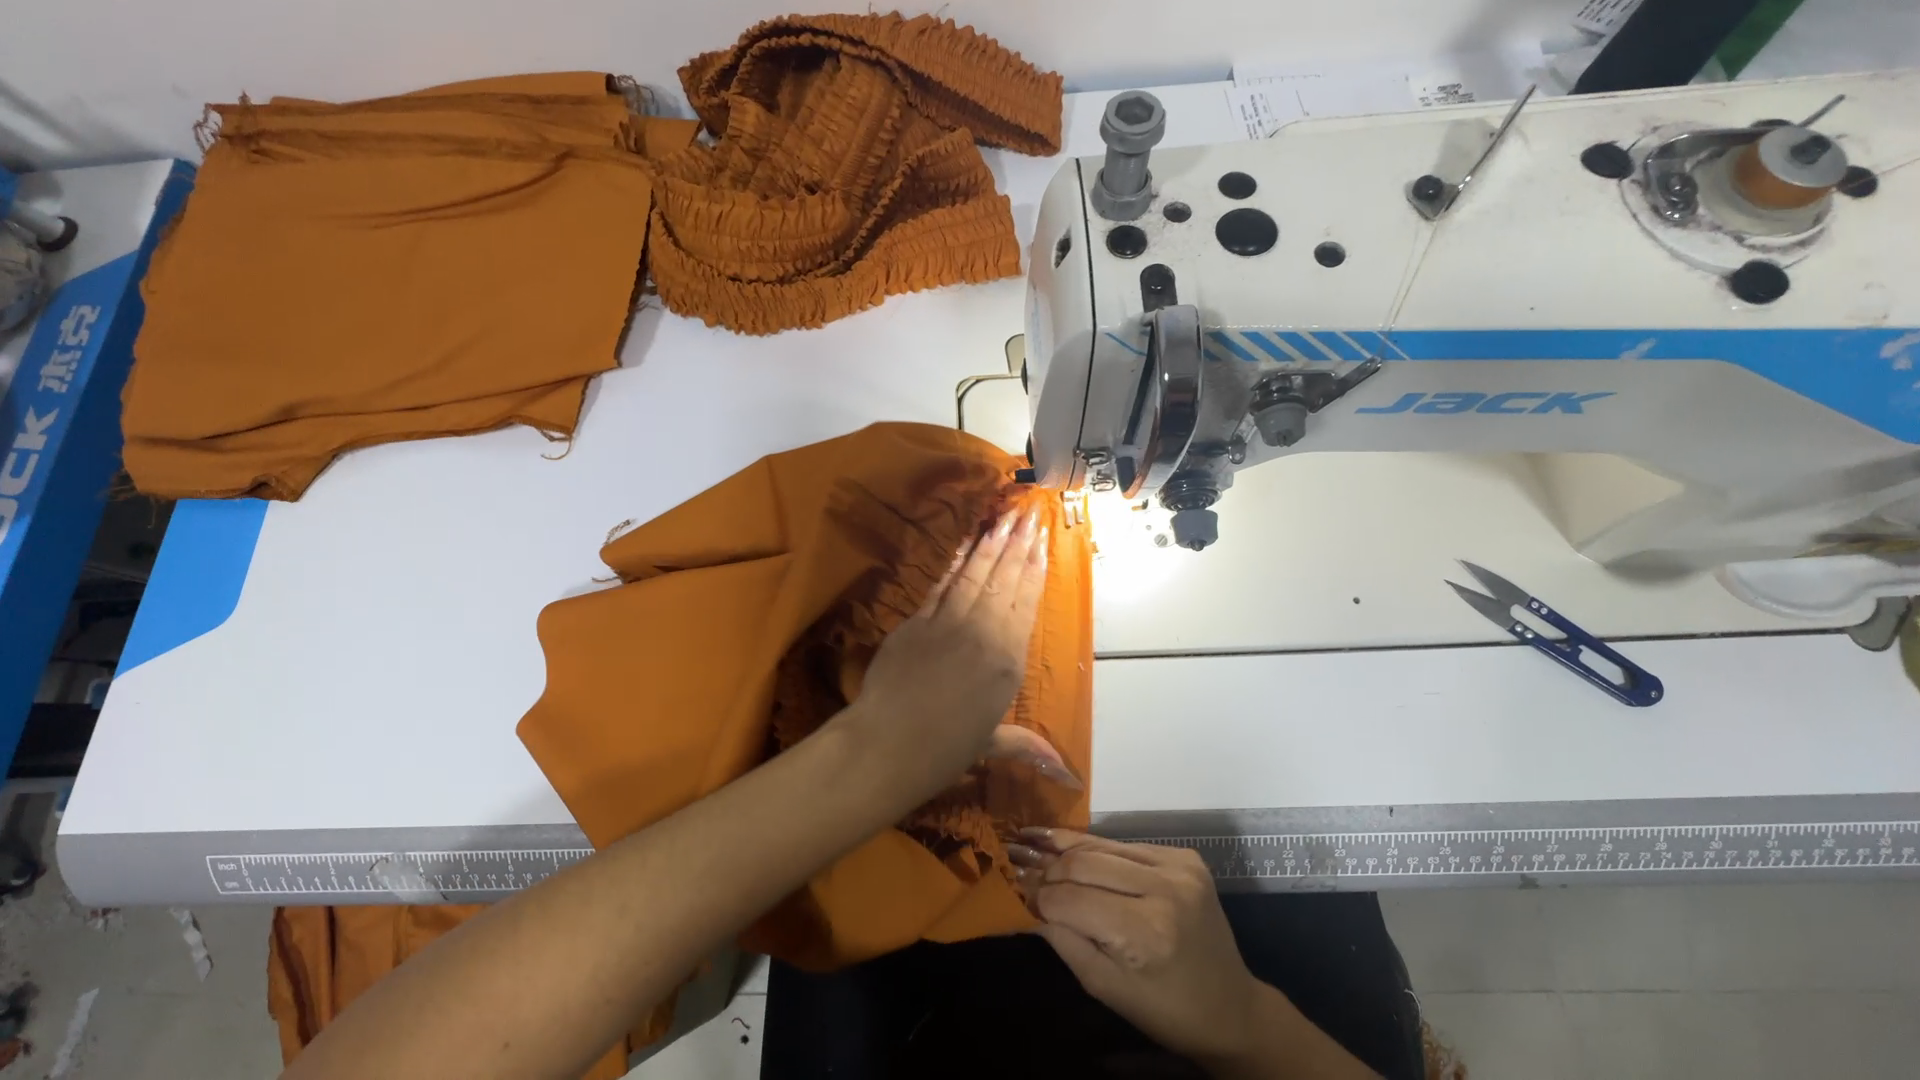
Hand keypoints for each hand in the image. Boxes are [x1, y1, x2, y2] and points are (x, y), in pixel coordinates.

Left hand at [844, 503, 1074, 793]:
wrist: (888, 743)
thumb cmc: (945, 750)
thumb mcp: (990, 743)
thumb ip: (1026, 744)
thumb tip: (1068, 773)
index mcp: (1007, 661)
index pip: (1026, 604)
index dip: (1035, 570)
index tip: (1043, 541)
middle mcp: (983, 633)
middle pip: (1004, 581)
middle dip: (1017, 544)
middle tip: (1029, 514)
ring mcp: (947, 622)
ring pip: (975, 575)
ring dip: (990, 544)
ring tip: (1004, 518)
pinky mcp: (916, 621)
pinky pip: (941, 585)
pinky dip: (955, 564)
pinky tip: (965, 546)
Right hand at [1014, 829, 1264, 1064]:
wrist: (1230, 1006)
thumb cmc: (1164, 1009)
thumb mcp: (1104, 986)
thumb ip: (1062, 940)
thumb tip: (1022, 901)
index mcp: (1144, 932)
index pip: (1069, 901)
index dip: (1036, 895)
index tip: (1010, 890)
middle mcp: (1163, 890)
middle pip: (1083, 864)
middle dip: (1046, 868)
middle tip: (1014, 863)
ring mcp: (1179, 867)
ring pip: (1102, 846)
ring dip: (1063, 847)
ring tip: (1028, 839)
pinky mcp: (1185, 857)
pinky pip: (1125, 845)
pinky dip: (1095, 848)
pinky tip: (1066, 845)